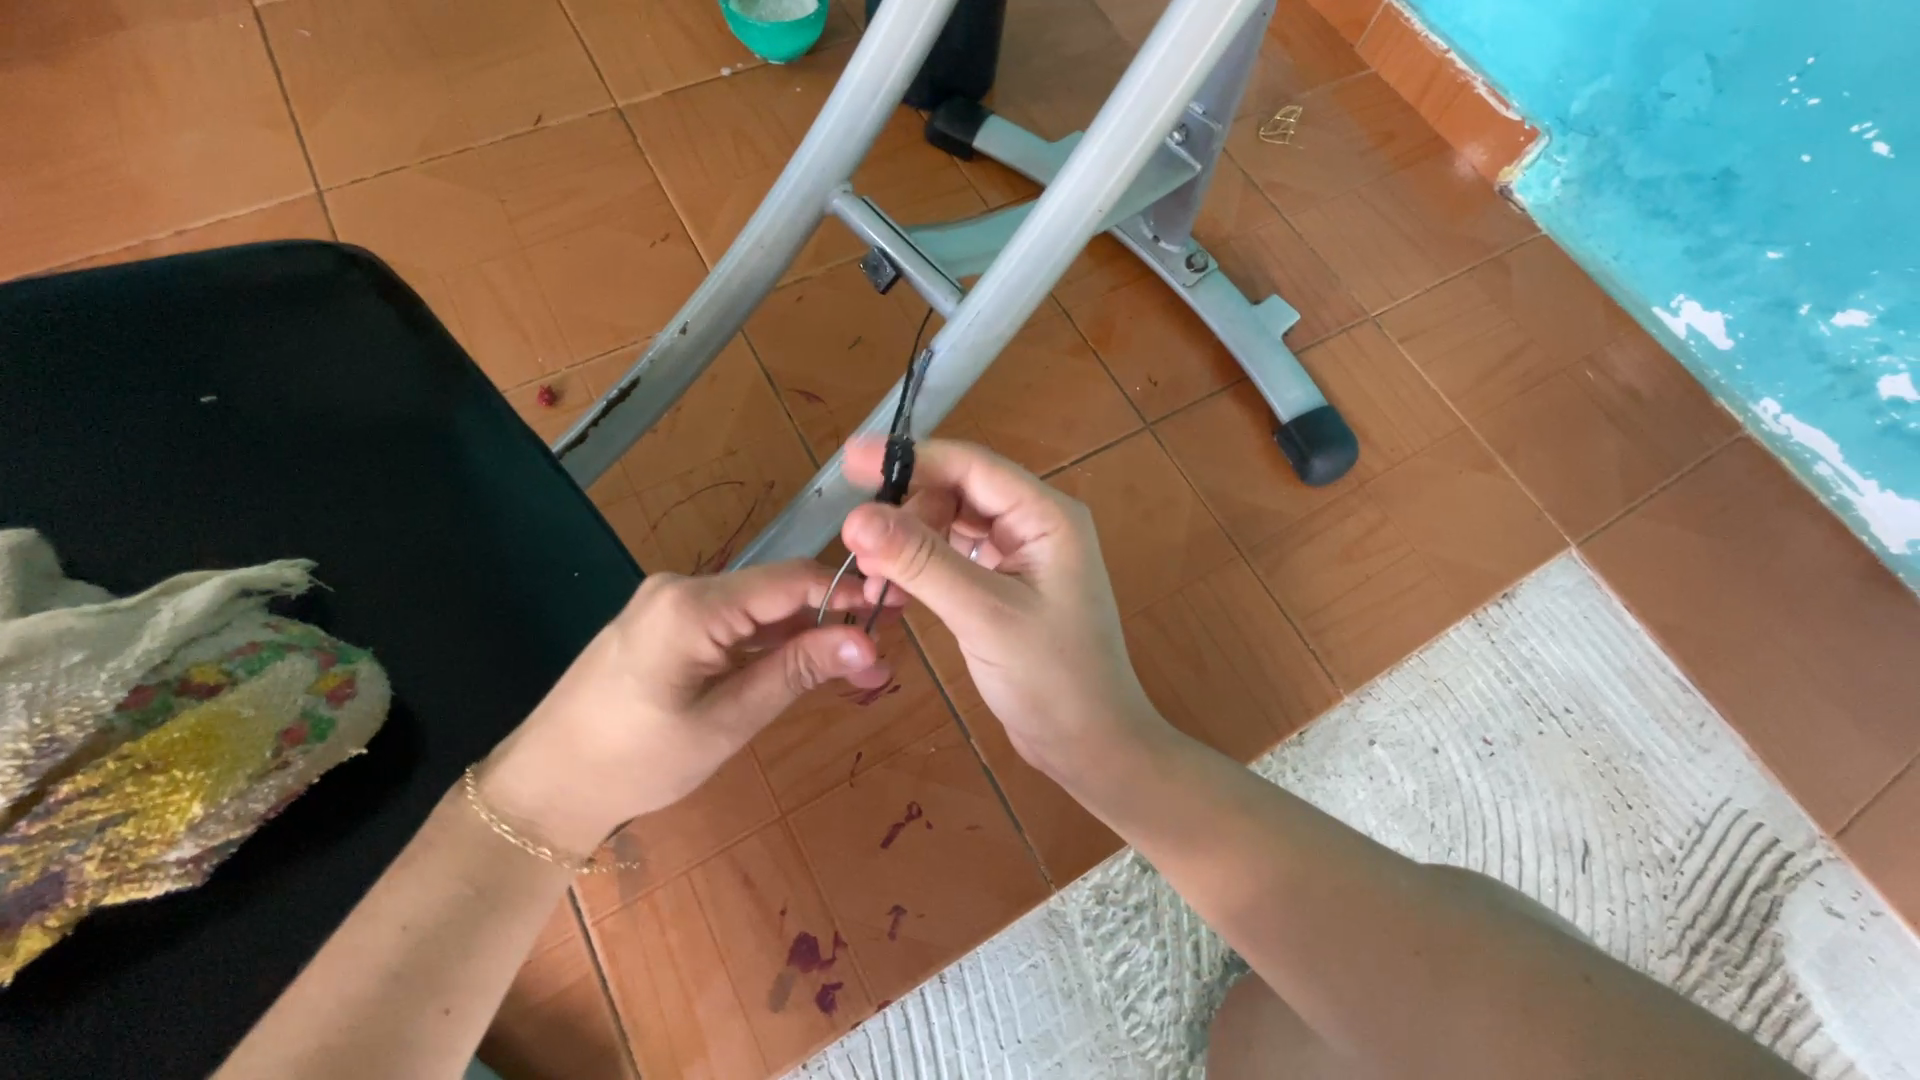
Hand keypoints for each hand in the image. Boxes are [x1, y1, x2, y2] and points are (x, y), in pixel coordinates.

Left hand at [478, 561, 891, 855]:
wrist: (544, 785)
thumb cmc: (635, 760)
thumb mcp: (725, 722)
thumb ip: (794, 672)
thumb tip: (865, 641)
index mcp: (692, 605)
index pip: (790, 580)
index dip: (847, 592)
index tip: (895, 612)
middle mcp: (680, 588)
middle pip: (774, 591)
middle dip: (830, 619)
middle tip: (878, 655)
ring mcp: (667, 604)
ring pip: (754, 608)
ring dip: (801, 634)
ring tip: (851, 666)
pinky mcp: (662, 624)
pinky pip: (728, 622)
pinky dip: (765, 643)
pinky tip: (797, 664)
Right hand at [840, 439, 1169, 782]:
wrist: (1091, 744)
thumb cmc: (1051, 678)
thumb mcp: (983, 614)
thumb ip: (921, 562)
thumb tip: (856, 517)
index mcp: (1047, 516)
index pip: (971, 466)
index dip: (910, 457)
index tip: (849, 461)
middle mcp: (1036, 525)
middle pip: (959, 492)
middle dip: (908, 511)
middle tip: (858, 545)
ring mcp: (1023, 556)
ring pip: (953, 525)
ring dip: (911, 542)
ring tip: (873, 577)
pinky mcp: (1007, 586)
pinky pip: (957, 558)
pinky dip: (924, 568)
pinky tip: (896, 590)